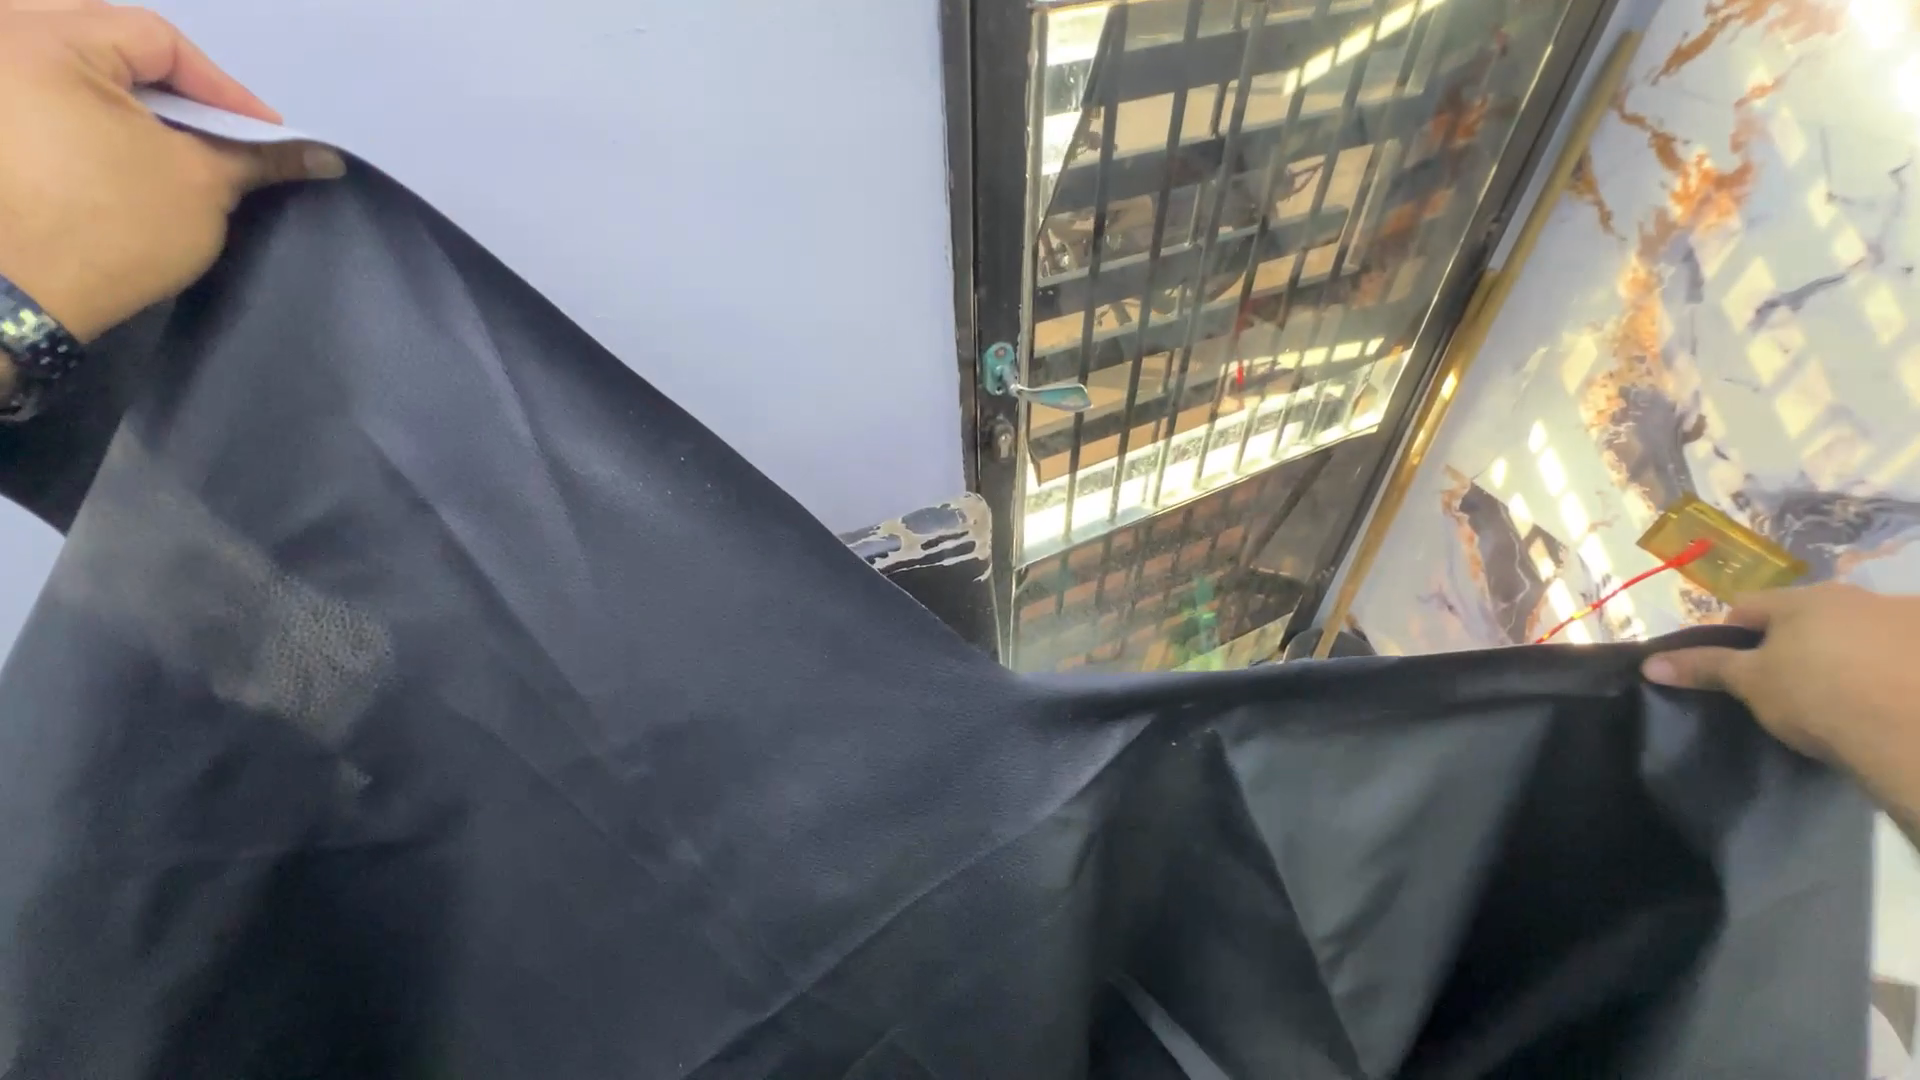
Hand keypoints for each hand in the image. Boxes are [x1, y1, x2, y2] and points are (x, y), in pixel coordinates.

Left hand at [0, 1, 343, 347]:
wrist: (22, 289)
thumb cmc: (117, 223)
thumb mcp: (204, 182)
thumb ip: (262, 155)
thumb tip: (325, 154)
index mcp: (37, 35)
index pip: (156, 39)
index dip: (225, 89)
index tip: (271, 137)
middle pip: (104, 34)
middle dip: (172, 81)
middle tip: (219, 128)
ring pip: (66, 55)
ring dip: (127, 89)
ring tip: (170, 132)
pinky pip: (37, 83)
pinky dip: (87, 103)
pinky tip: (120, 141)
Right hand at [1643, 584, 1919, 824]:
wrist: (1918, 740)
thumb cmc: (1819, 698)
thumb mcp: (1749, 683)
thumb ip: (1701, 667)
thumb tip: (1648, 663)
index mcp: (1807, 599)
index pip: (1747, 607)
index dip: (1732, 637)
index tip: (1735, 669)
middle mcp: (1863, 598)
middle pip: (1809, 617)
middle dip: (1796, 643)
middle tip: (1788, 683)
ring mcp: (1914, 623)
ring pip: (1863, 633)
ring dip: (1851, 653)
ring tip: (1847, 694)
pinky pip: (1905, 654)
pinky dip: (1894, 669)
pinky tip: (1890, 699)